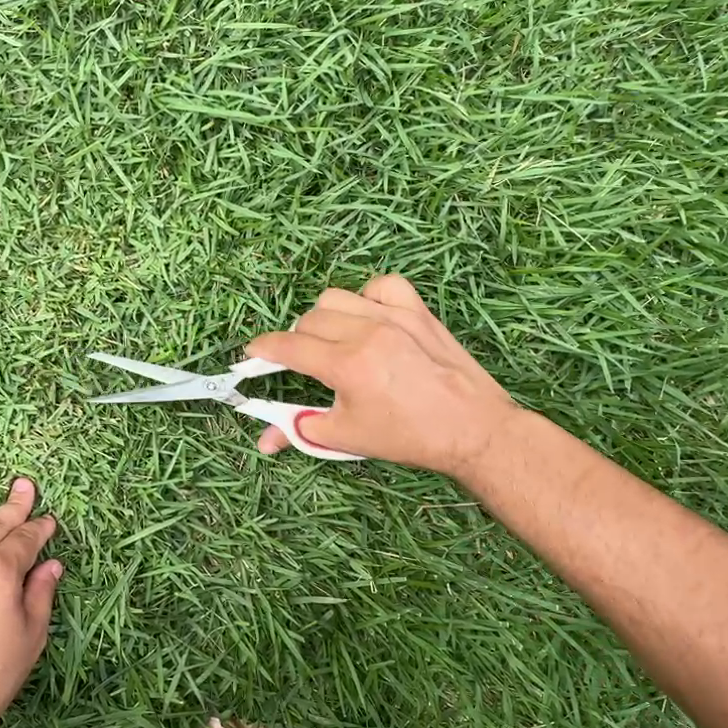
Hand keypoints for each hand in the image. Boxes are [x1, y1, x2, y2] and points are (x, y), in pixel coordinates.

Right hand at [247, 274, 521, 476]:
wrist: (475, 430)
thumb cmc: (408, 437)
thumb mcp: (346, 437)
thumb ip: (297, 430)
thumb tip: (263, 441)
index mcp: (347, 365)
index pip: (286, 347)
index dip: (261, 350)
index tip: (252, 356)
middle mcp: (367, 333)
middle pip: (307, 321)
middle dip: (296, 341)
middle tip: (303, 363)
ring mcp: (395, 317)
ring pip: (335, 298)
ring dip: (325, 318)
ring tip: (333, 340)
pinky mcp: (418, 312)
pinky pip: (380, 286)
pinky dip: (367, 298)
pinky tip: (368, 319)